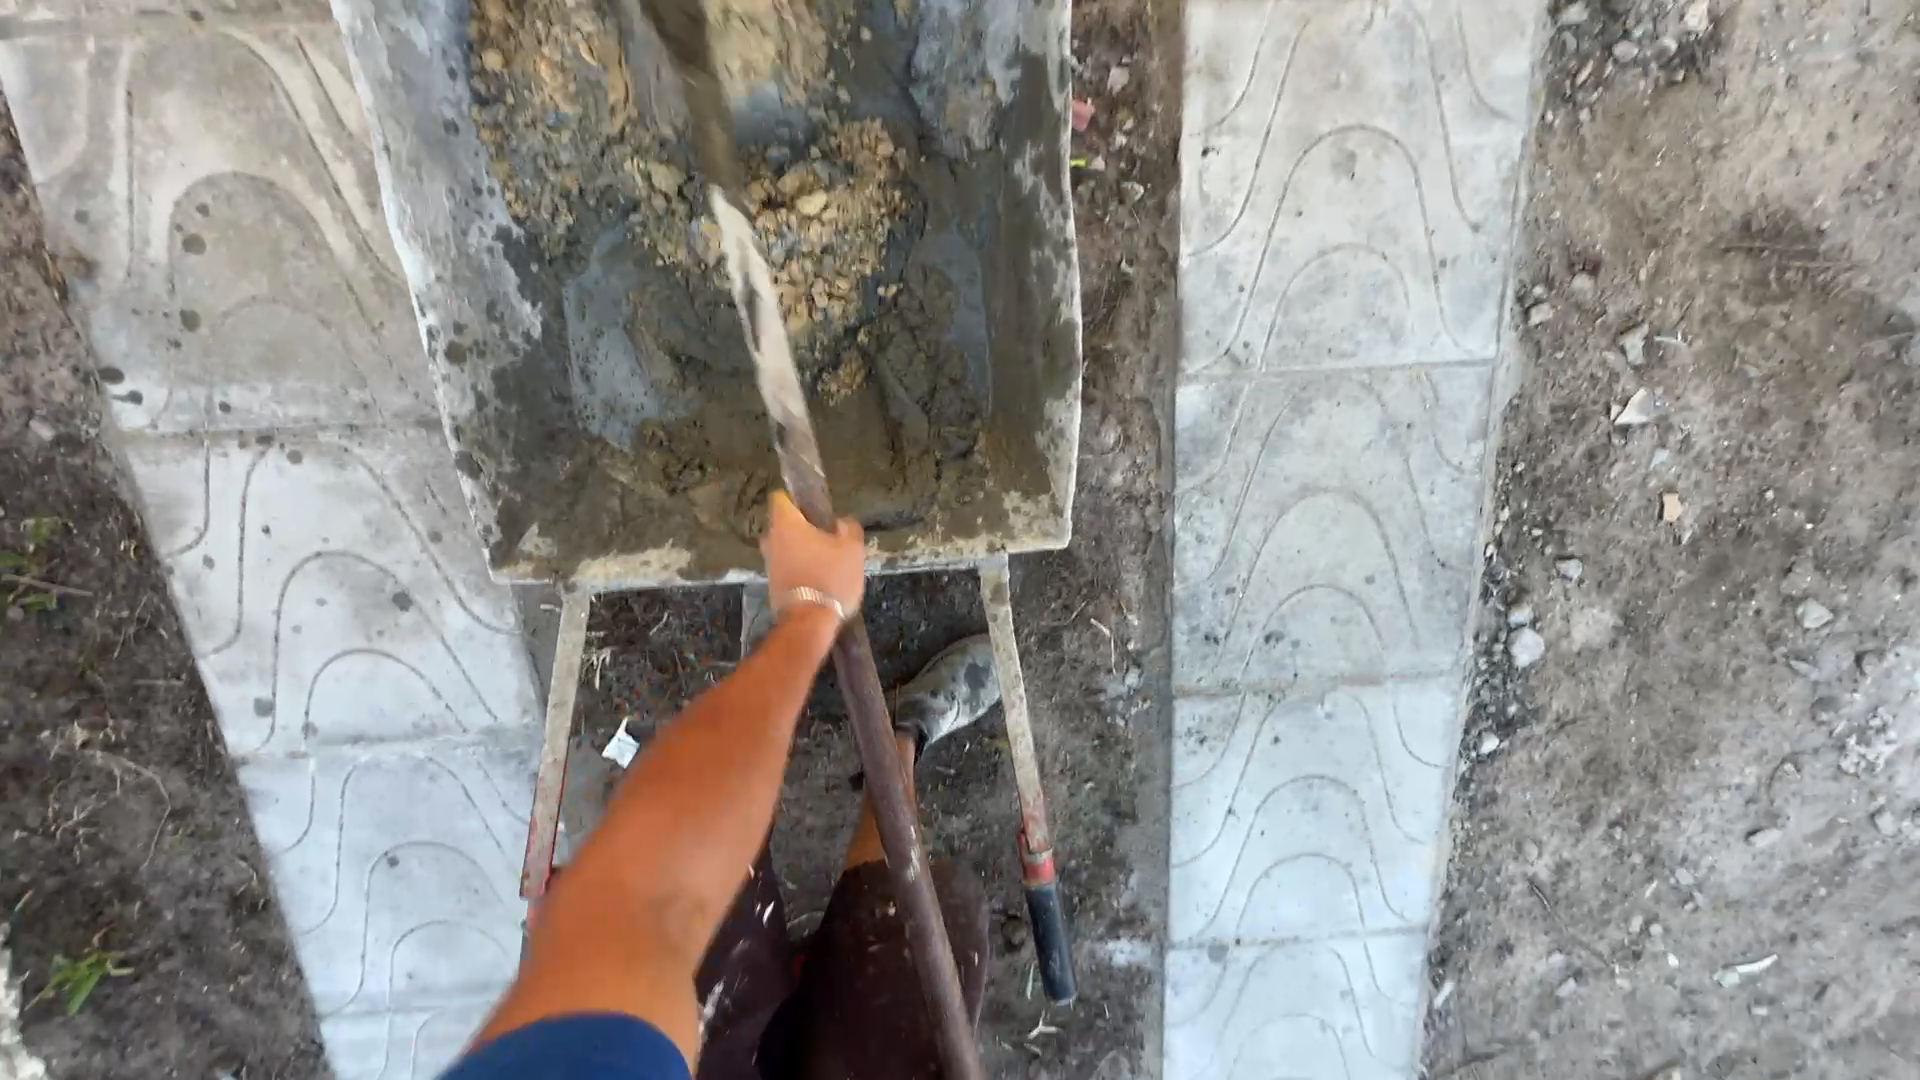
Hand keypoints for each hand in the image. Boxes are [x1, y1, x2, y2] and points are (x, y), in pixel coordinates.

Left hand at [760, 491, 864, 619]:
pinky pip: (785, 564)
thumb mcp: (852, 549)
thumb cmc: (830, 577)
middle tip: (827, 536)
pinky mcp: (771, 582)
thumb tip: (840, 522)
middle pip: (784, 523)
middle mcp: (770, 539)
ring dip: (801, 549)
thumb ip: (848, 527)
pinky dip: (798, 566)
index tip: (817, 510)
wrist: (809, 621)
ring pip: (784, 545)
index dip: (798, 500)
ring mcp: (768, 562)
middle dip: (802, 527)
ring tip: (825, 560)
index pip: (781, 497)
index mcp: (785, 523)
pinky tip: (817, 577)